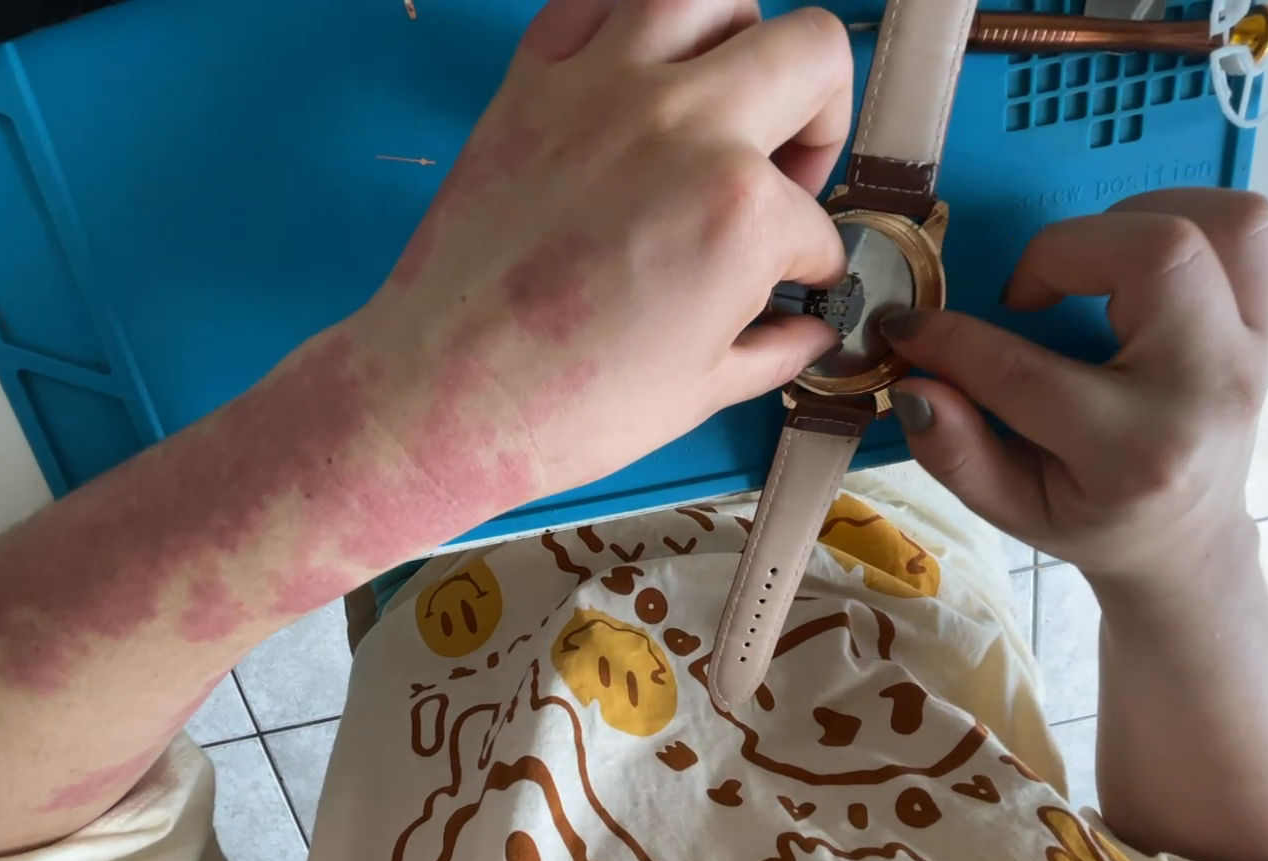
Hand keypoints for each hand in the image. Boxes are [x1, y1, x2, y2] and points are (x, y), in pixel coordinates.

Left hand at [341, 0, 852, 503]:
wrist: (446, 398)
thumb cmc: (568, 412)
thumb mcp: (698, 394)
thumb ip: (772, 349)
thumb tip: (805, 332)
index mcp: (739, 212)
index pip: (813, 226)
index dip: (812, 266)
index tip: (795, 283)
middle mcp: (684, 125)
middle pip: (811, 57)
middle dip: (821, 125)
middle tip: (788, 181)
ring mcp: (602, 89)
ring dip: (743, 42)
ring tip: (726, 106)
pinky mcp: (530, 84)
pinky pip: (596, 0)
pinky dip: (633, 23)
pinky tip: (639, 81)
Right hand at [883, 189, 1267, 593]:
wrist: (1182, 534)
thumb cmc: (1088, 521)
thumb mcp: (1007, 510)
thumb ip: (956, 454)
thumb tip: (912, 387)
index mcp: (1132, 452)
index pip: (1025, 372)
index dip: (949, 339)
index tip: (906, 326)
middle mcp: (1206, 388)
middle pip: (1157, 254)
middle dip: (1059, 253)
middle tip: (1019, 299)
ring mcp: (1251, 348)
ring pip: (1224, 221)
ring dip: (1132, 222)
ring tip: (1080, 267)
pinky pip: (1249, 230)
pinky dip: (1185, 218)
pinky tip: (1127, 261)